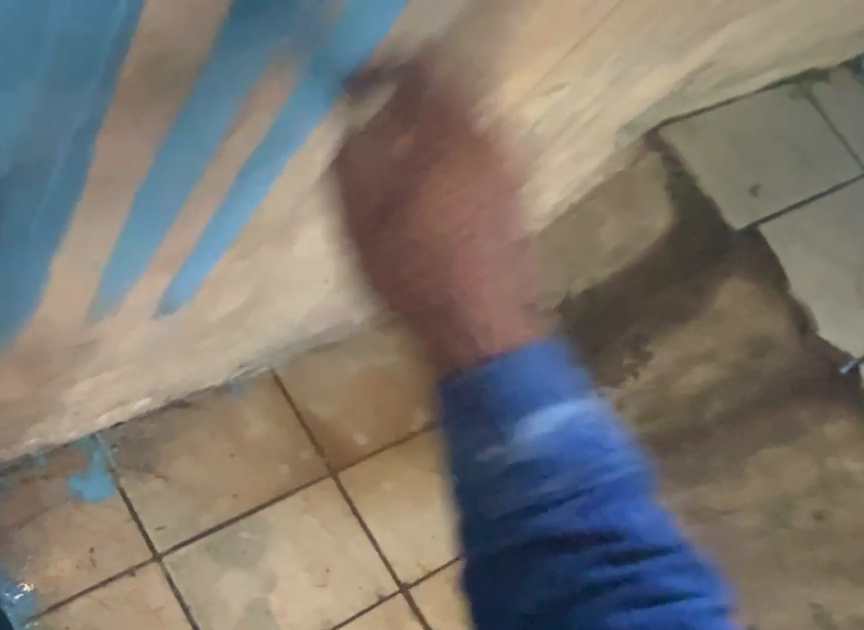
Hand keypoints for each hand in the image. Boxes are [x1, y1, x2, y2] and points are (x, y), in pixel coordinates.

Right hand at [332, 58, 551, 375]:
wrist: (479, 326)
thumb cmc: (412, 276)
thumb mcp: (362, 224)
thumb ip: (352, 164)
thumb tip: (348, 127)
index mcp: (449, 133)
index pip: (418, 70)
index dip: (379, 74)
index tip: (349, 93)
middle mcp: (488, 136)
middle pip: (441, 100)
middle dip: (399, 114)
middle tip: (364, 139)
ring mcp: (509, 166)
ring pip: (458, 133)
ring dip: (421, 144)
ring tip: (388, 180)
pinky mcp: (515, 196)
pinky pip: (473, 161)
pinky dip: (442, 167)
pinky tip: (420, 208)